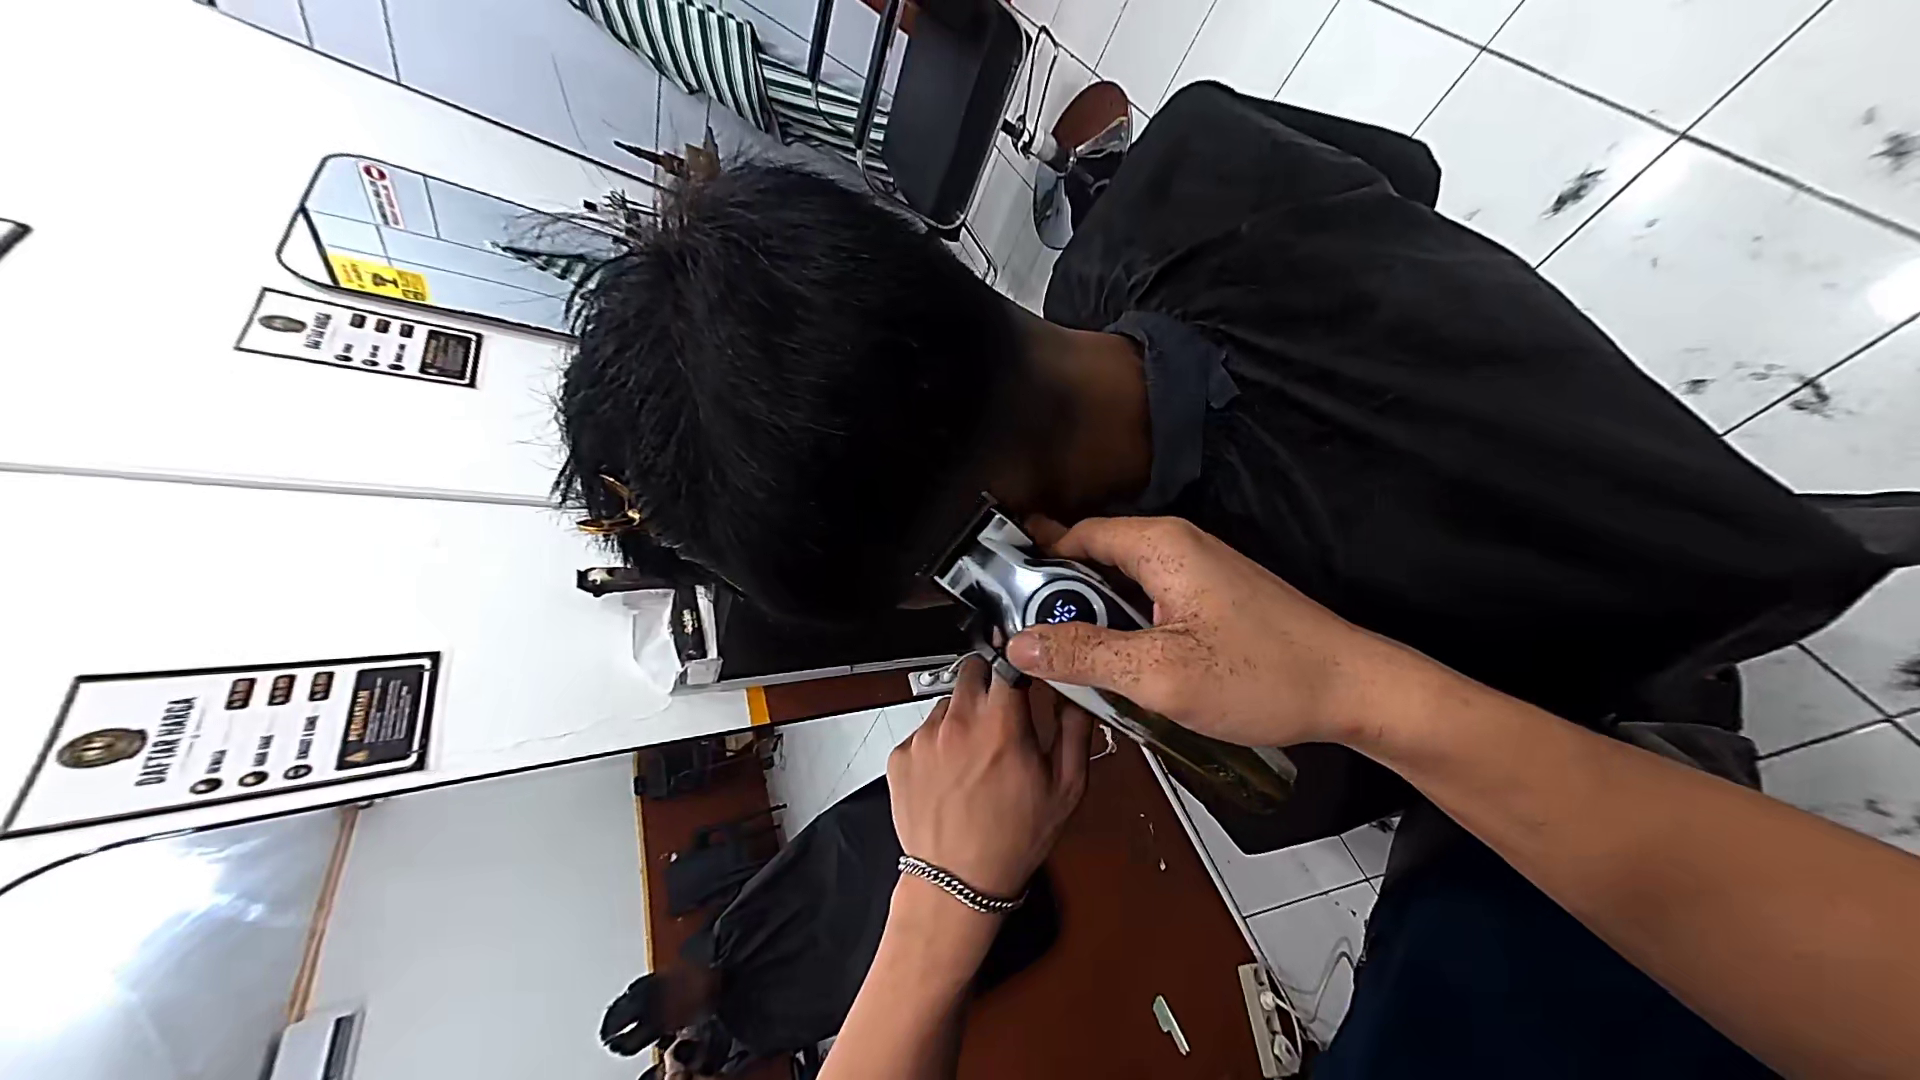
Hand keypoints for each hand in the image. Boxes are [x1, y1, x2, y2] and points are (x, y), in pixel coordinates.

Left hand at [887, 656, 1093, 899]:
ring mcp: (924, 737)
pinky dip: (937, 743)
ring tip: (974, 756)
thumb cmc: (1012, 840)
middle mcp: (957, 722)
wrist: (957, 883)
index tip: (1023, 672)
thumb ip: (1075, 731)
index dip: (1017, 663)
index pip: (1006, 659)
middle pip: (972, 671)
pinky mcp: (901, 754)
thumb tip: (1076, 695)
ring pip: (948, 702)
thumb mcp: (1065, 788)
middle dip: (988, 685)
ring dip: (962, 717)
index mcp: (1000, 724)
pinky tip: (950, 773)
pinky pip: (923, 731)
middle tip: (999, 717)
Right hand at [1006, 517, 1425, 748]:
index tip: (1008, 603)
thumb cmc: (1265, 675)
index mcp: (1160, 545)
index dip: (1038, 568)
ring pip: (1119, 587)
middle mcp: (1175, 546)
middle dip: (1064, 603)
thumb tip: (1021, 643)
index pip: (1075, 537)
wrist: (1354, 691)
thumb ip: (1084, 654)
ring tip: (1078, 665)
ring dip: (1095, 623)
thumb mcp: (1159, 672)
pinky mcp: (1206, 597)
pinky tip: (1121, 668)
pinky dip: (1124, 631)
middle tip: (1041, 647)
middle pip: (1094, 560)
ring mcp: (1193, 571)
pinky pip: (1146, 604)